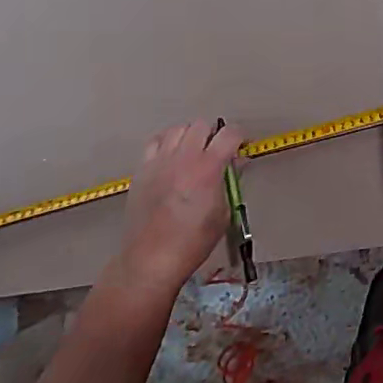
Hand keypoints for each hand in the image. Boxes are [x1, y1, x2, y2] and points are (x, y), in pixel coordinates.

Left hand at [112, 120, 244, 293]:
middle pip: (202, 125)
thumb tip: (235, 164)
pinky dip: (167, 142)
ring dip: (190, 135)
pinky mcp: (143, 168)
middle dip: (213, 135)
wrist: (152, 258)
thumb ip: (230, 182)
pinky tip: (171, 156)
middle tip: (217, 151)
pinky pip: (156, 141)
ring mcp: (160, 160)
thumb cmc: (192, 242)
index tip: (240, 146)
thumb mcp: (222, 214)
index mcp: (208, 168)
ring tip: (194, 152)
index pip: (229, 133)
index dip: (239, 137)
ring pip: (178, 128)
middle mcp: (184, 157)